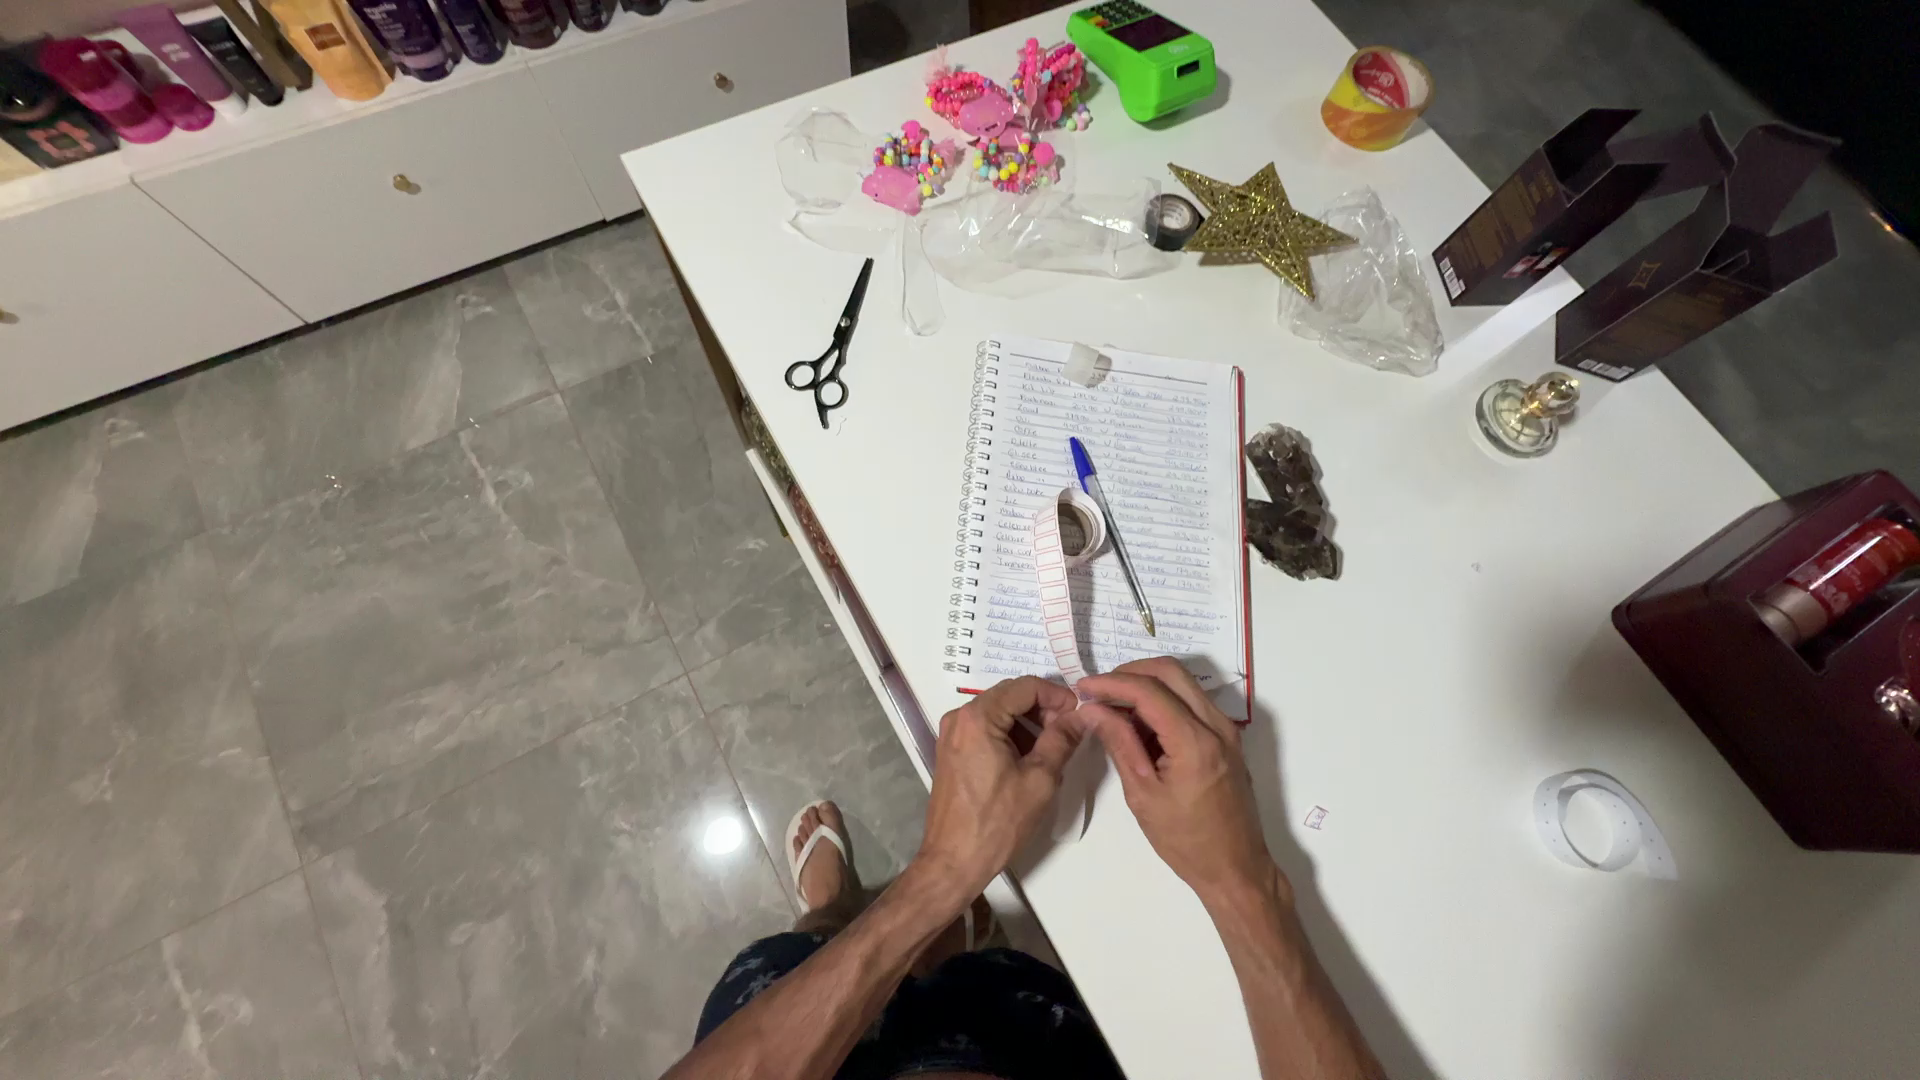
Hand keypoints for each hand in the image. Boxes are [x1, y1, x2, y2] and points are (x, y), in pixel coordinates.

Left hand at [914, 676, 1085, 904]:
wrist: (953, 861)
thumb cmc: (997, 822)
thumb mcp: (1040, 780)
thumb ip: (1061, 740)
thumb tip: (1081, 716)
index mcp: (978, 717)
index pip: (1025, 686)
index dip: (1056, 695)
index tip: (1078, 714)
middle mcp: (960, 717)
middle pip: (1010, 696)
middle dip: (1043, 709)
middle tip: (1068, 733)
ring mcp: (952, 734)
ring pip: (999, 713)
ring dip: (1028, 724)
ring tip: (1052, 751)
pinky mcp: (952, 751)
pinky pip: (986, 730)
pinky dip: (1010, 736)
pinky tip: (1029, 761)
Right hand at [1077, 658, 1284, 909]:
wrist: (1236, 869)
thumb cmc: (1185, 841)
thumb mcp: (1142, 794)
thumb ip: (1119, 743)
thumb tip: (1092, 709)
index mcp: (1195, 741)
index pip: (1148, 690)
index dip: (1111, 683)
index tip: (1082, 688)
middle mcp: (1216, 725)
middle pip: (1170, 671)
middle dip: (1129, 672)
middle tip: (1098, 690)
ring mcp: (1226, 729)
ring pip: (1182, 682)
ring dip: (1146, 684)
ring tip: (1114, 706)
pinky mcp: (1226, 737)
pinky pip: (1191, 700)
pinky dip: (1163, 699)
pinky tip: (1139, 722)